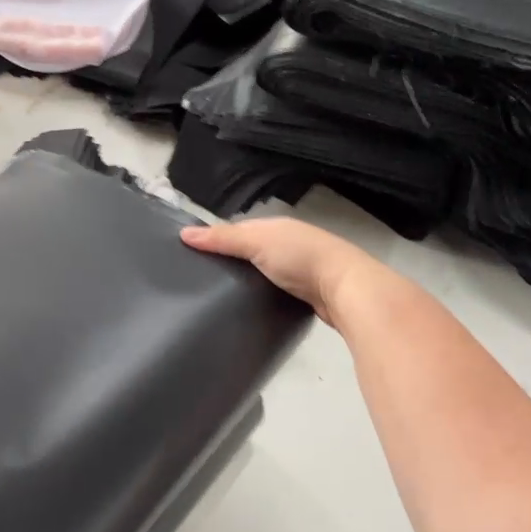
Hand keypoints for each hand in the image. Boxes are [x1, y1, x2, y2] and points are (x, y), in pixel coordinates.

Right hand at [180, 217, 382, 325]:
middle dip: (230, 260)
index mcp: (276, 226)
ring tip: (219, 294)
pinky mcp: (306, 292)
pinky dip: (262, 293)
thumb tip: (183, 233)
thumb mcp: (255, 242)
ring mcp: (300, 267)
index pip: (237, 229)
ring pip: (263, 270)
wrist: (348, 289)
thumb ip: (221, 239)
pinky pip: (275, 288)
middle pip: (250, 250)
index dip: (215, 239)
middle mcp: (289, 242)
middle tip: (201, 279)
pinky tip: (249, 304)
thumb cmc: (300, 258)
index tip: (192, 255)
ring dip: (247, 279)